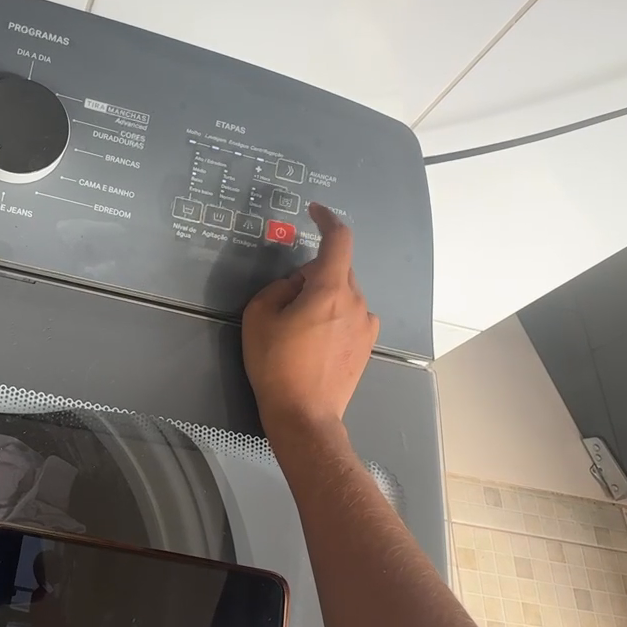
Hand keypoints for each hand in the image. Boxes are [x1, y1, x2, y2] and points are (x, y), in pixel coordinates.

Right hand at [242, 203, 378, 431]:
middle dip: (311, 274)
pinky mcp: (367, 344)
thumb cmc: (276, 364)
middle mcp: (356, 302)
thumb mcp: (259, 316)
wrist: (304, 414)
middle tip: (285, 300)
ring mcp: (366, 324)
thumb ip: (279, 288)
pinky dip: (333, 317)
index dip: (326, 219)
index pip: (338, 240)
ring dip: (322, 298)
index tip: (314, 212)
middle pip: (336, 270)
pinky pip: (350, 315)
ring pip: (343, 294)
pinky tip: (314, 343)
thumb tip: (296, 285)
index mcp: (329, 290)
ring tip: (297, 329)